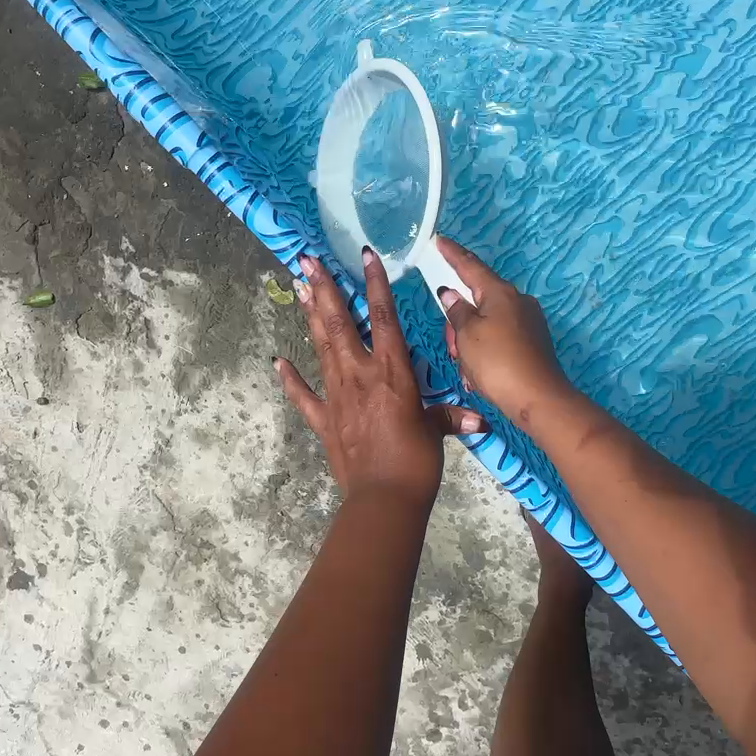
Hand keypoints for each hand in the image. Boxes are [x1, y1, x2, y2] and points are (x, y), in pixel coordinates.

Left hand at [276, 250, 485, 506]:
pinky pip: (303, 395)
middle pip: (341, 323)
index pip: (384, 318)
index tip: (365, 255)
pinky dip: (290, 378)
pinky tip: (277, 360)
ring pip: (321, 346)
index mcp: (392, 372)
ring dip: (310, 315)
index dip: (375, 285)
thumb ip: (451, 418)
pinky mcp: (323, 420)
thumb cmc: (417, 462)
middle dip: (324, 289)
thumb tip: (478, 418)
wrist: (384, 499)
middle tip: (307, 261)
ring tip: (296, 286)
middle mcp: (360, 375)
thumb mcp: (437, 432)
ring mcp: (337, 396)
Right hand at [432, 237, 575, 425]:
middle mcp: (517, 301)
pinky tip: (479, 375)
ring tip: (468, 369)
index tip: (439, 240)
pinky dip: (485, 352)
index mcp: (500, 292)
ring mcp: (528, 322)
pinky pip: (499, 339)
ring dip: (470, 342)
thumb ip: (456, 311)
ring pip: (486, 322)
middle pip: (478, 300)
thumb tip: (451, 294)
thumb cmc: (497, 362)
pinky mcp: (533, 342)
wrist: (538, 398)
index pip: (470, 266)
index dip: (452, 254)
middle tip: (453, 347)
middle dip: (459, 322)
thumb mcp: (467, 336)